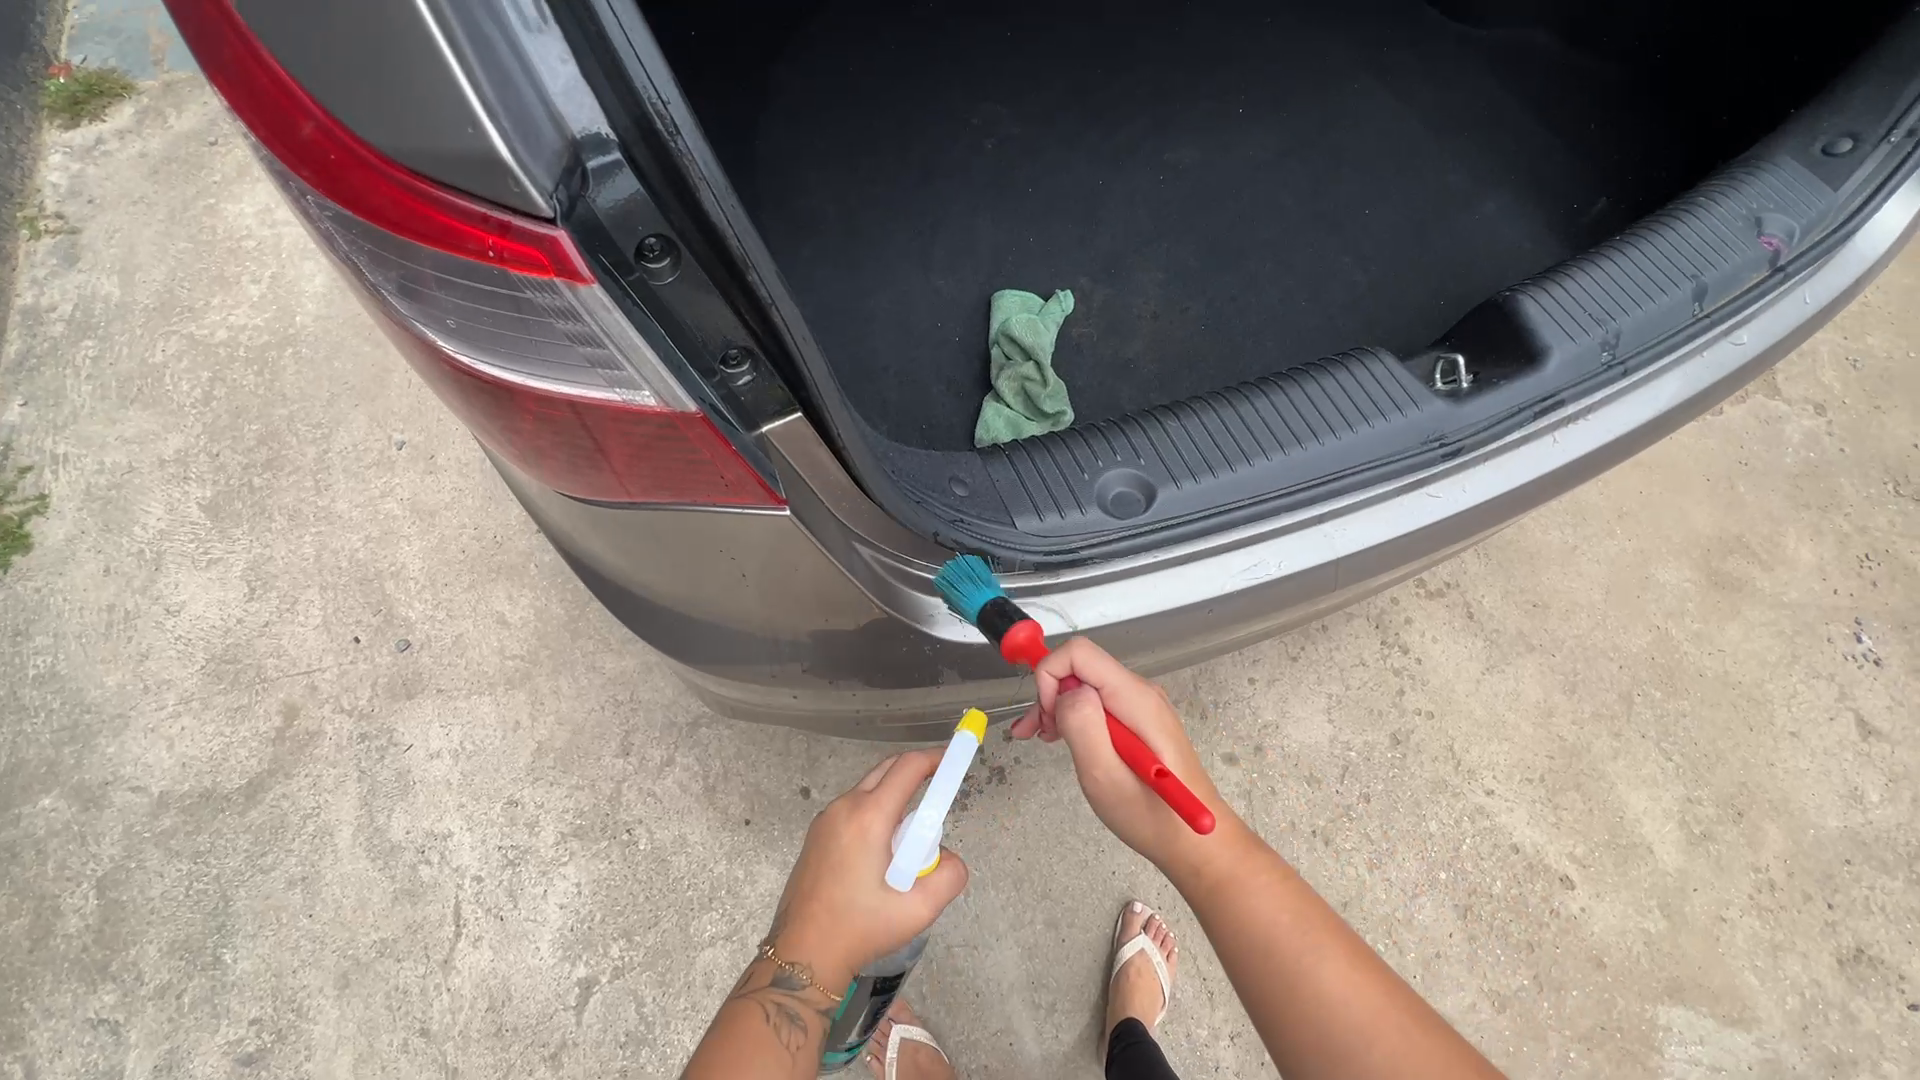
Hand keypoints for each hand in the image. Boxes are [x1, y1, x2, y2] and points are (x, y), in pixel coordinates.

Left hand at [765, 750, 968, 988]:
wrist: (803, 955)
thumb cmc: (860, 929)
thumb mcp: (919, 910)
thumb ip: (950, 876)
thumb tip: (948, 856)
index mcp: (869, 817)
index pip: (907, 767)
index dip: (935, 758)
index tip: (954, 760)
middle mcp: (844, 808)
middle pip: (887, 769)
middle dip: (916, 770)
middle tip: (940, 788)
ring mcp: (825, 820)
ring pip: (868, 789)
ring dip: (895, 795)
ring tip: (912, 833)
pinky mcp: (816, 835)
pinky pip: (853, 808)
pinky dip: (875, 812)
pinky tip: (883, 850)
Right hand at [1010, 637, 1232, 869]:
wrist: (1196, 842)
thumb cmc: (1151, 817)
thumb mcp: (1104, 777)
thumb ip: (1082, 726)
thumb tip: (1065, 691)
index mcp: (1135, 700)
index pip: (1080, 653)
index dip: (1051, 676)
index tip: (1046, 717)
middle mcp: (1140, 692)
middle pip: (1080, 667)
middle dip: (1049, 694)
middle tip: (1036, 734)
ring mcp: (1141, 705)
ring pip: (1086, 685)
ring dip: (1058, 707)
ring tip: (1042, 739)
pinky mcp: (1139, 719)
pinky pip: (1098, 702)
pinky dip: (1074, 716)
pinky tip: (1061, 739)